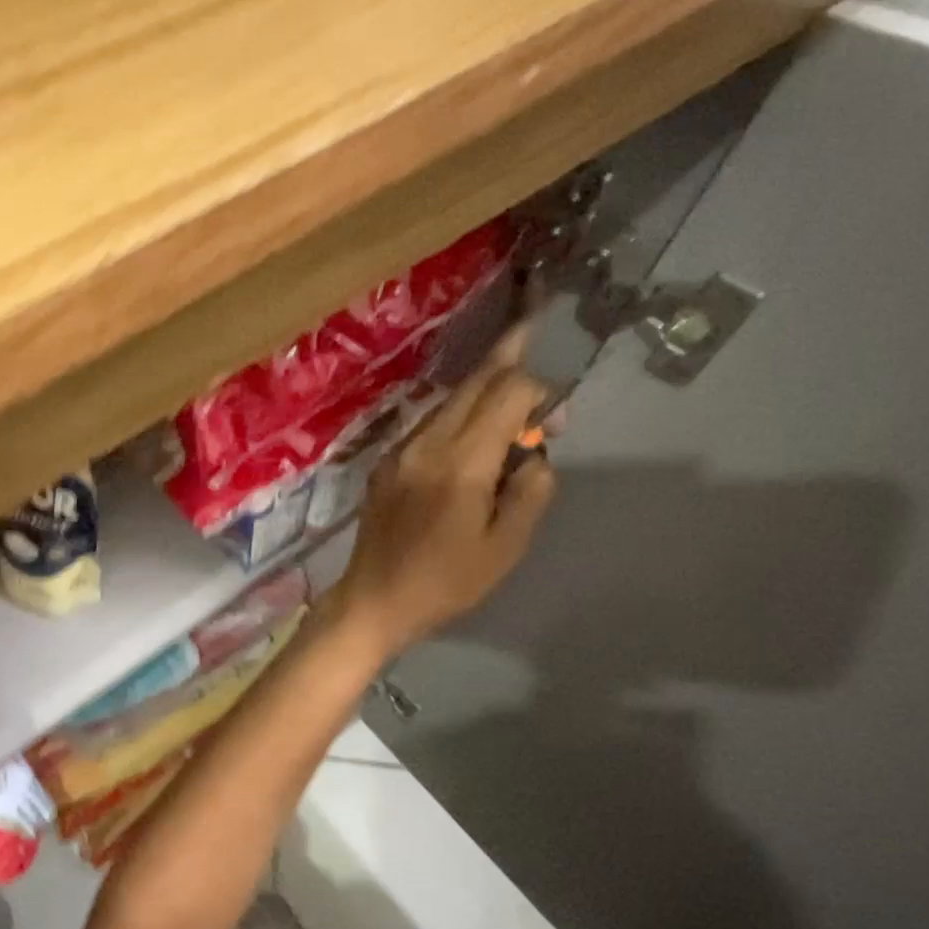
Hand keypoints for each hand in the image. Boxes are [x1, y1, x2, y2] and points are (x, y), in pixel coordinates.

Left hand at [327, 319, 557, 658]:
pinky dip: (455, 415)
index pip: (505, 395)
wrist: (372, 598)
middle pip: (472, 386)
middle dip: (506, 360)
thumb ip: (528, 492)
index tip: (555, 411)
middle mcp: (425, 444)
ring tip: (509, 383)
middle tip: (533, 330)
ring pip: (446, 403)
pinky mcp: (385, 464)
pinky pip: (427, 425)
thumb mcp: (504, 547)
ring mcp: (399, 451)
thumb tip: (535, 454)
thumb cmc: (444, 582)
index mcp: (460, 462)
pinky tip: (471, 426)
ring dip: (481, 390)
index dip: (536, 389)